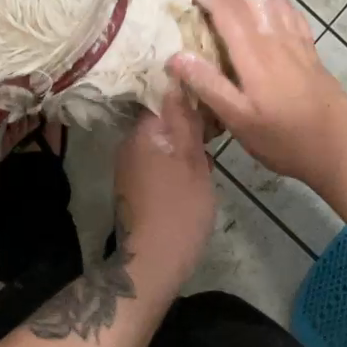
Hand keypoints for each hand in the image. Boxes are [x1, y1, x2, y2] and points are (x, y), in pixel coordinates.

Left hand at [112, 94, 215, 290]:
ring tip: (210, 154)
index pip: (163, 95)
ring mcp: (129, 164)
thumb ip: (186, 121)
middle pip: (162, 118)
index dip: (189, 94)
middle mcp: (130, 142)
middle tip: (217, 131)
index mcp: (142, 131)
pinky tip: (196, 176)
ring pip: (162, 141)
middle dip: (189, 122)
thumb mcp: (193, 162)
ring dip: (184, 145)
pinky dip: (175, 163)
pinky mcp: (133, 184)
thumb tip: (179, 83)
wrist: (151, 264)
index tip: (212, 99)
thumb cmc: (179, 210)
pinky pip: (157, 160)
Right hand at [167, 0, 346, 190]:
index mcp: (255, 54)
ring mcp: (297, 41)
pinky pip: (289, 10)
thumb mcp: (240, 122)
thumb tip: (175, 55)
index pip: (226, 7)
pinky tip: (262, 7)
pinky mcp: (310, 49)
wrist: (342, 151)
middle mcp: (277, 38)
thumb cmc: (286, 141)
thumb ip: (209, 86)